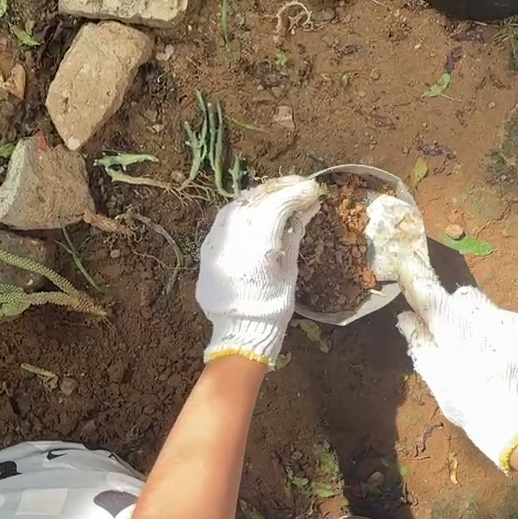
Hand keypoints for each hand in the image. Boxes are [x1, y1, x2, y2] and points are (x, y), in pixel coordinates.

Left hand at [195, 176, 322, 365]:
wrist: (240, 333)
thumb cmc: (272, 306)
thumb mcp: (289, 271)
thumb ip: (293, 235)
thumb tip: (307, 207)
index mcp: (257, 250)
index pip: (276, 207)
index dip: (295, 193)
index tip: (312, 187)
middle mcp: (232, 242)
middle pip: (254, 201)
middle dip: (277, 189)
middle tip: (297, 185)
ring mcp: (214, 246)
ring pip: (235, 207)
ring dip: (258, 197)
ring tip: (276, 194)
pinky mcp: (205, 252)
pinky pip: (222, 222)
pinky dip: (240, 211)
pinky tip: (253, 210)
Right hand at [394, 267, 517, 471]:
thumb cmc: (472, 408)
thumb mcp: (439, 381)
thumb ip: (422, 345)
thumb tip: (406, 317)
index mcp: (459, 339)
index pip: (433, 299)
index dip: (418, 281)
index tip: (407, 264)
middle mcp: (488, 325)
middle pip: (463, 298)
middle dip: (454, 307)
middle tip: (452, 331)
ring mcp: (515, 326)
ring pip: (487, 308)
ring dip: (478, 320)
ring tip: (483, 351)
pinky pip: (509, 321)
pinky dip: (500, 332)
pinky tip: (503, 357)